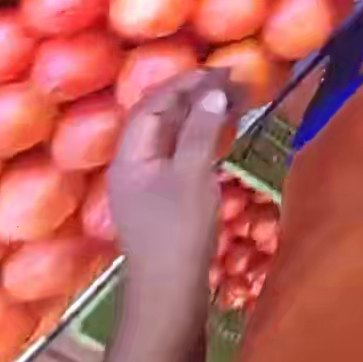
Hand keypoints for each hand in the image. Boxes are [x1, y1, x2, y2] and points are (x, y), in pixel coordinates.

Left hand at [107, 69, 241, 294]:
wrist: (171, 290)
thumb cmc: (178, 230)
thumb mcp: (192, 175)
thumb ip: (200, 130)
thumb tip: (213, 91)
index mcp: (130, 157)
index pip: (151, 106)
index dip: (182, 83)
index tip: (217, 71)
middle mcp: (135, 162)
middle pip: (159, 116)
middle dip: (192, 93)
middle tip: (228, 79)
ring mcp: (150, 178)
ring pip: (173, 131)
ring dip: (199, 110)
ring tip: (232, 95)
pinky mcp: (166, 190)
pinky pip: (182, 147)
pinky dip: (202, 130)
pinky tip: (223, 125)